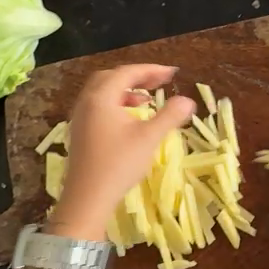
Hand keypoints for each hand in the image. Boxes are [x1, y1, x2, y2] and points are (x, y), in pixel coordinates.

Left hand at [48, 64, 194, 239]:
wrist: (88, 197)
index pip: (127, 73)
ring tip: (147, 99)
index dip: (151, 70)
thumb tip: (188, 100)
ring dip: (125, 90)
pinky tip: (130, 118)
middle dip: (136, 76)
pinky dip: (116, 103)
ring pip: (102, 92)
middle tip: (159, 82)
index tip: (172, 74)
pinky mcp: (80, 132)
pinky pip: (98, 106)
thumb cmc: (119, 164)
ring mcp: (80, 117)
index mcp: (101, 98)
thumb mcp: (149, 138)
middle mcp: (86, 102)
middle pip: (111, 77)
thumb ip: (169, 116)